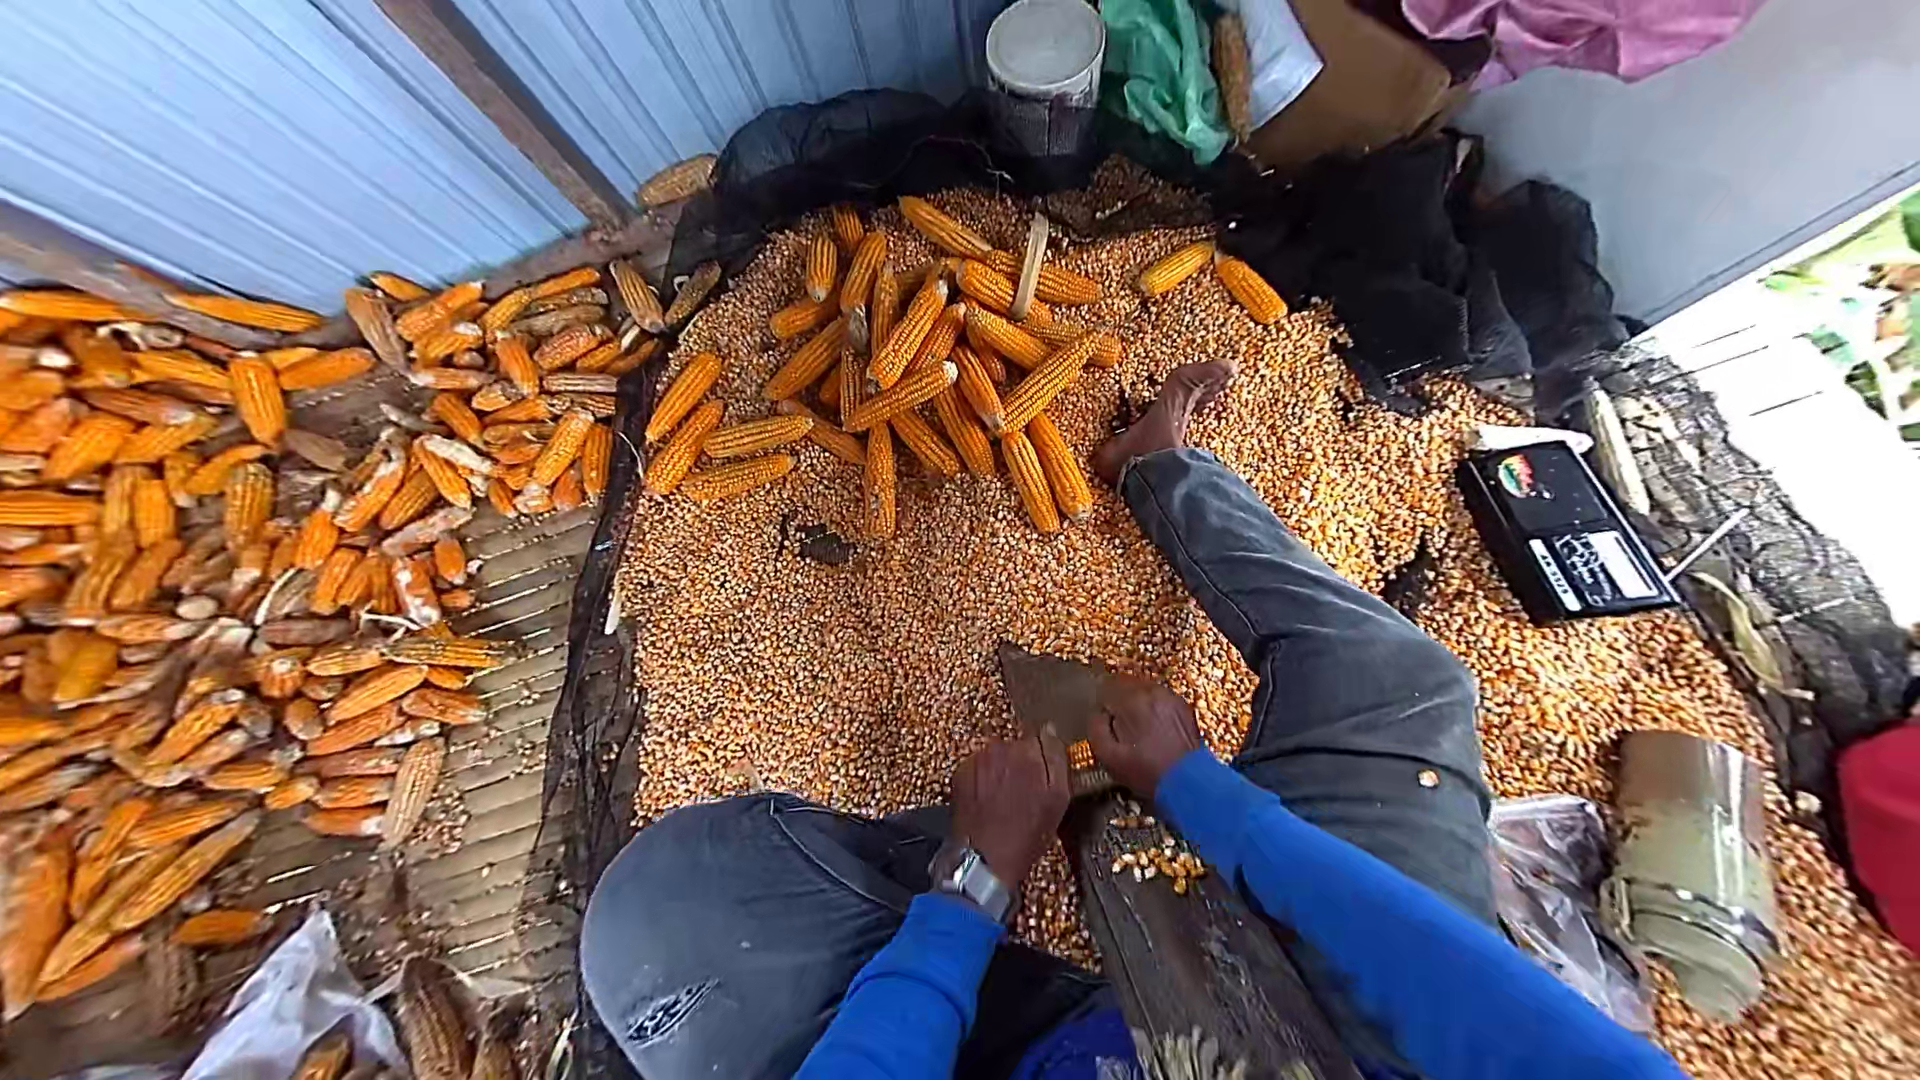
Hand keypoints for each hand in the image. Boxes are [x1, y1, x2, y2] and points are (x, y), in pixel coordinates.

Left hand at [949, 735, 1070, 887]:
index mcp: (1029, 752)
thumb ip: (1056, 758)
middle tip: (1023, 791)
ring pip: (996, 755)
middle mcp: (1001, 747)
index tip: (1042, 772)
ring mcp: (978, 759)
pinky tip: (987, 801)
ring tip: (1003, 799)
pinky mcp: (961, 771)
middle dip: (1020, 762)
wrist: (985, 858)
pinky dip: (983, 778)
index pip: (1039, 735)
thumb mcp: (1057, 799)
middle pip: (1016, 745)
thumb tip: (1050, 730)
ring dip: (1000, 769)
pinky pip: (977, 766)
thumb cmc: (1027, 833)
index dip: (1042, 755)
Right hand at [1089, 675, 1206, 796]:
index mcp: (1132, 700)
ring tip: (1135, 727)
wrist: (1189, 783)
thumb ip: (1095, 728)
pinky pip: (1158, 697)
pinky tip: (1152, 727)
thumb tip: (1097, 714)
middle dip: (1117, 699)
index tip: (1102, 717)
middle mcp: (1152, 692)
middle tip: (1116, 723)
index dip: (1100, 702)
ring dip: (1134, 701)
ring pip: (1142, 688)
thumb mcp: (1108, 756)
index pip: (1106, 685)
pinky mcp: (1182, 706)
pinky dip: (1151, 706)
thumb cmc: (1147, 772)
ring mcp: (1170, 697)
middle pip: (1124, 683)